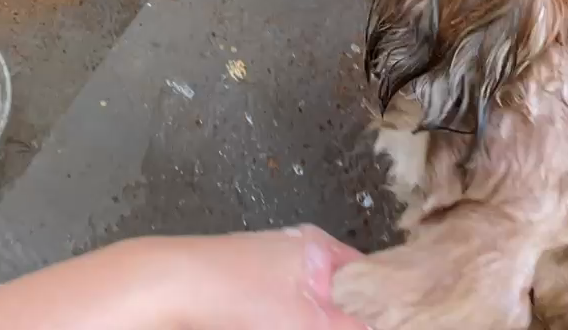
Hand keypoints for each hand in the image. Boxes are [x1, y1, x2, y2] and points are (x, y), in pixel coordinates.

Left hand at [137, 225, 369, 329]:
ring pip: (311, 302)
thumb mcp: (307, 324)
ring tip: (326, 329)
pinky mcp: (250, 283)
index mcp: (319, 247)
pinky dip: (295, 322)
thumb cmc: (243, 296)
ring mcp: (273, 264)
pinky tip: (288, 329)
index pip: (368, 272)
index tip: (390, 321)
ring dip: (320, 322)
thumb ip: (347, 328)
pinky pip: (287, 306)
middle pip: (340, 290)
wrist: (177, 286)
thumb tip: (375, 328)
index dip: (381, 302)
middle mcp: (300, 249)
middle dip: (347, 317)